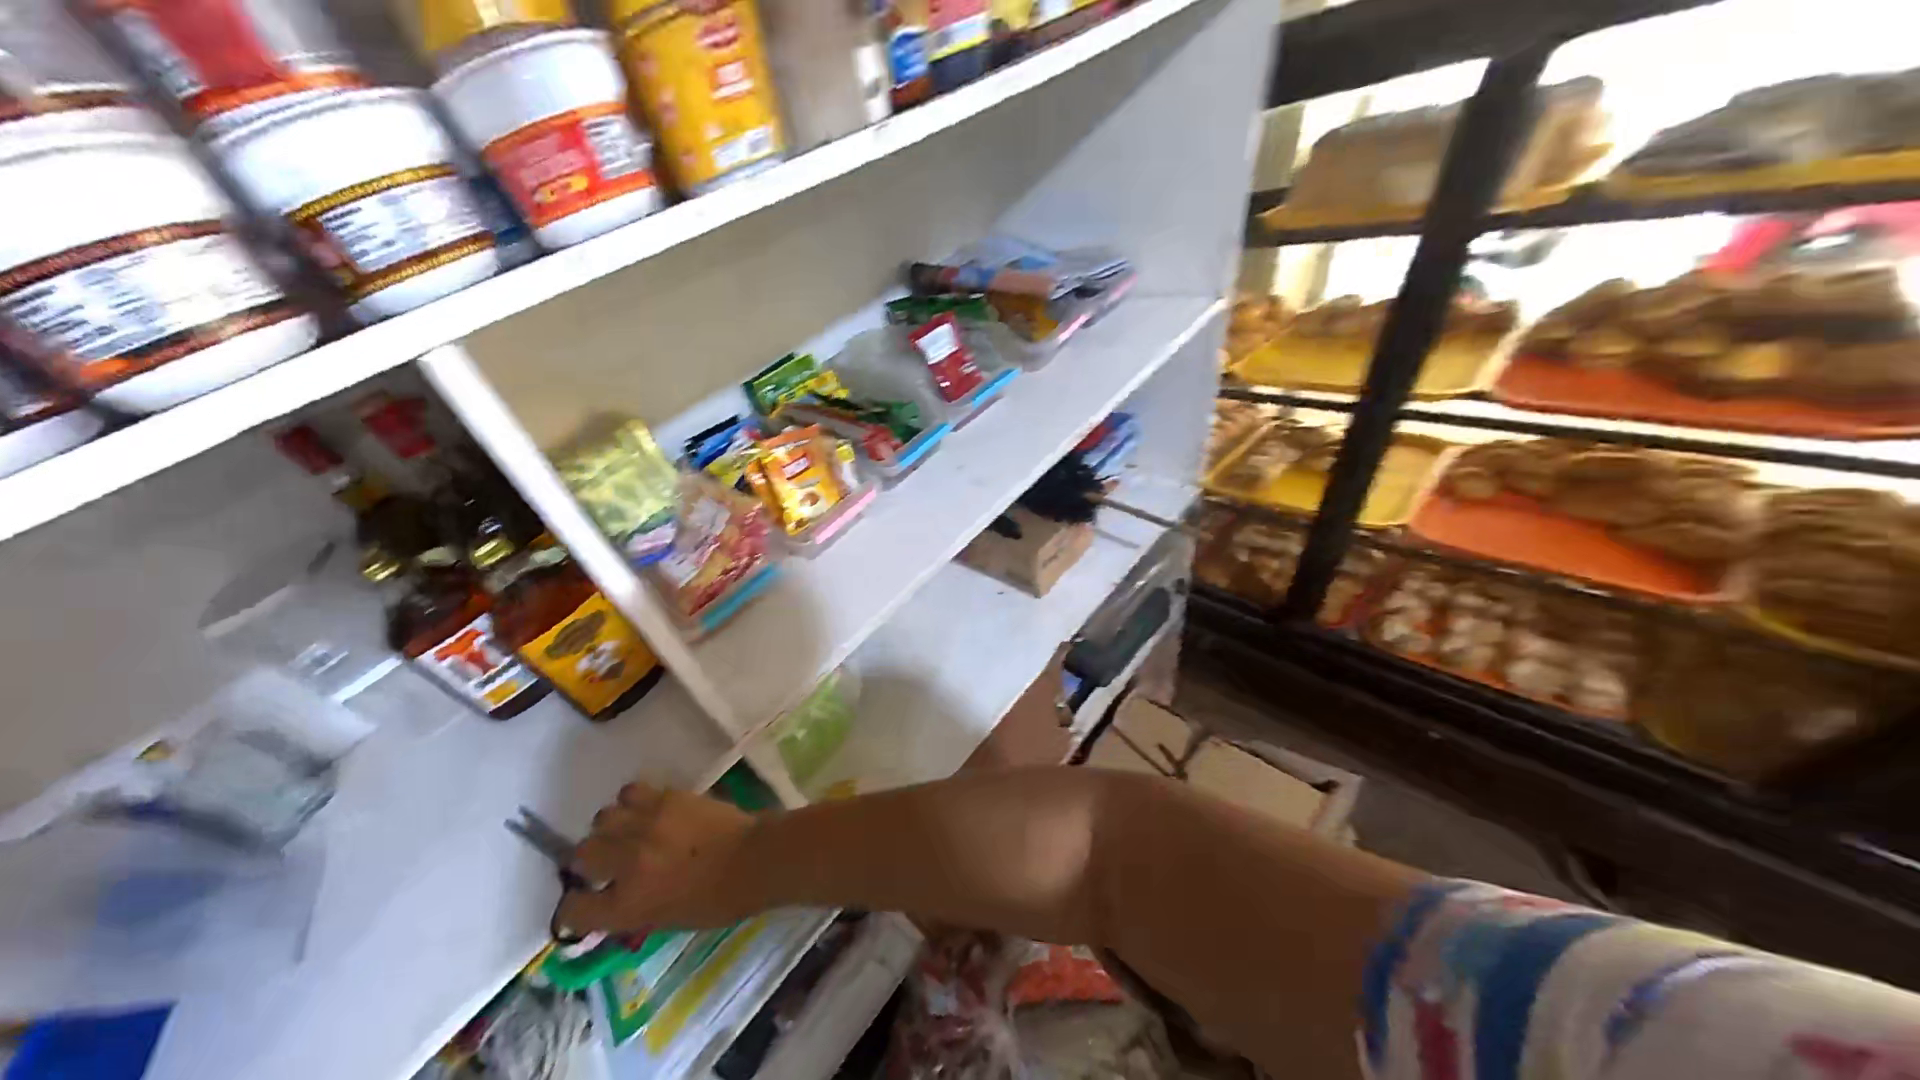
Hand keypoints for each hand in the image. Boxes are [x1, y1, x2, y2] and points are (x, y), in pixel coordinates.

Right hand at [555, 783, 759, 936]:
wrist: (754, 859)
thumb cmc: (718, 900)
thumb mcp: (665, 921)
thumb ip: (630, 910)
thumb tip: (609, 898)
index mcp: (627, 906)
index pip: (574, 909)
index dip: (576, 907)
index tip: (585, 900)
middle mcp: (628, 863)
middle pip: (582, 854)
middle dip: (590, 860)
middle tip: (609, 861)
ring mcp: (647, 826)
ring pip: (603, 818)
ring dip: (611, 827)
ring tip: (629, 831)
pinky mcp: (666, 798)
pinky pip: (631, 793)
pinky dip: (634, 802)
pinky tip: (648, 810)